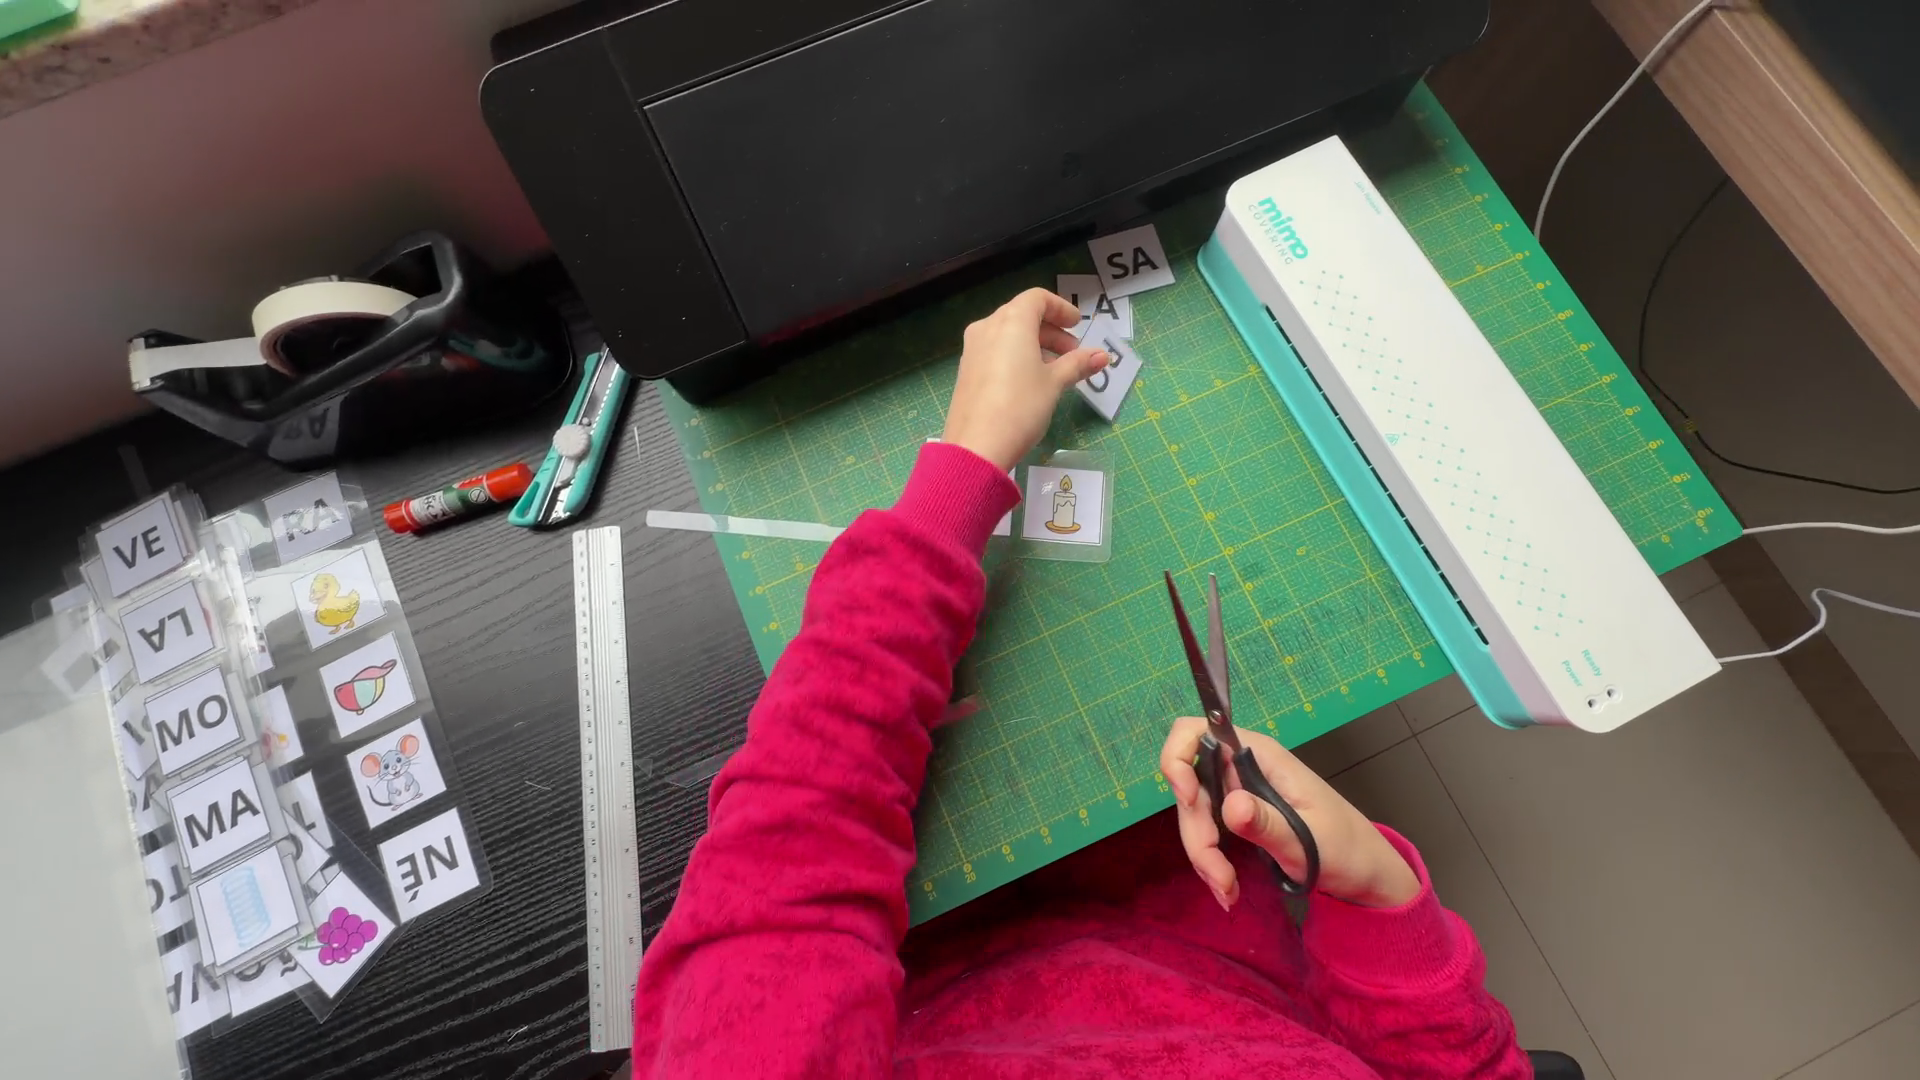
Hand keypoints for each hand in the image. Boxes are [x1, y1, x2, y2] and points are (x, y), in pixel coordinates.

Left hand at [942, 288, 1109, 469]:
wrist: (976, 447)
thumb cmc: (1021, 407)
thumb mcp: (1054, 384)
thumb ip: (1077, 364)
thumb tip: (1102, 356)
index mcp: (1010, 322)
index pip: (1037, 299)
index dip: (1061, 308)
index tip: (1077, 325)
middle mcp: (987, 328)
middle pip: (1022, 316)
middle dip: (1051, 331)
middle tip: (1072, 353)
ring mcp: (972, 350)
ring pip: (1007, 335)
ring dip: (1034, 345)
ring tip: (1055, 370)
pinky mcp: (965, 371)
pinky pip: (995, 352)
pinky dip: (1015, 357)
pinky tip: (1029, 382)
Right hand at [1159, 717, 1420, 910]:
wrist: (1367, 876)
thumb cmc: (1346, 849)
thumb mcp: (1307, 840)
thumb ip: (1267, 823)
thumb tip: (1230, 805)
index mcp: (1258, 755)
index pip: (1196, 731)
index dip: (1177, 758)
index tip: (1188, 799)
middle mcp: (1239, 767)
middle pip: (1189, 785)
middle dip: (1195, 831)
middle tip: (1218, 874)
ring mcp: (1236, 791)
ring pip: (1194, 813)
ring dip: (1202, 853)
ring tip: (1227, 891)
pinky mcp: (1235, 816)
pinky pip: (1206, 831)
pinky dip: (1209, 861)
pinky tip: (1227, 888)